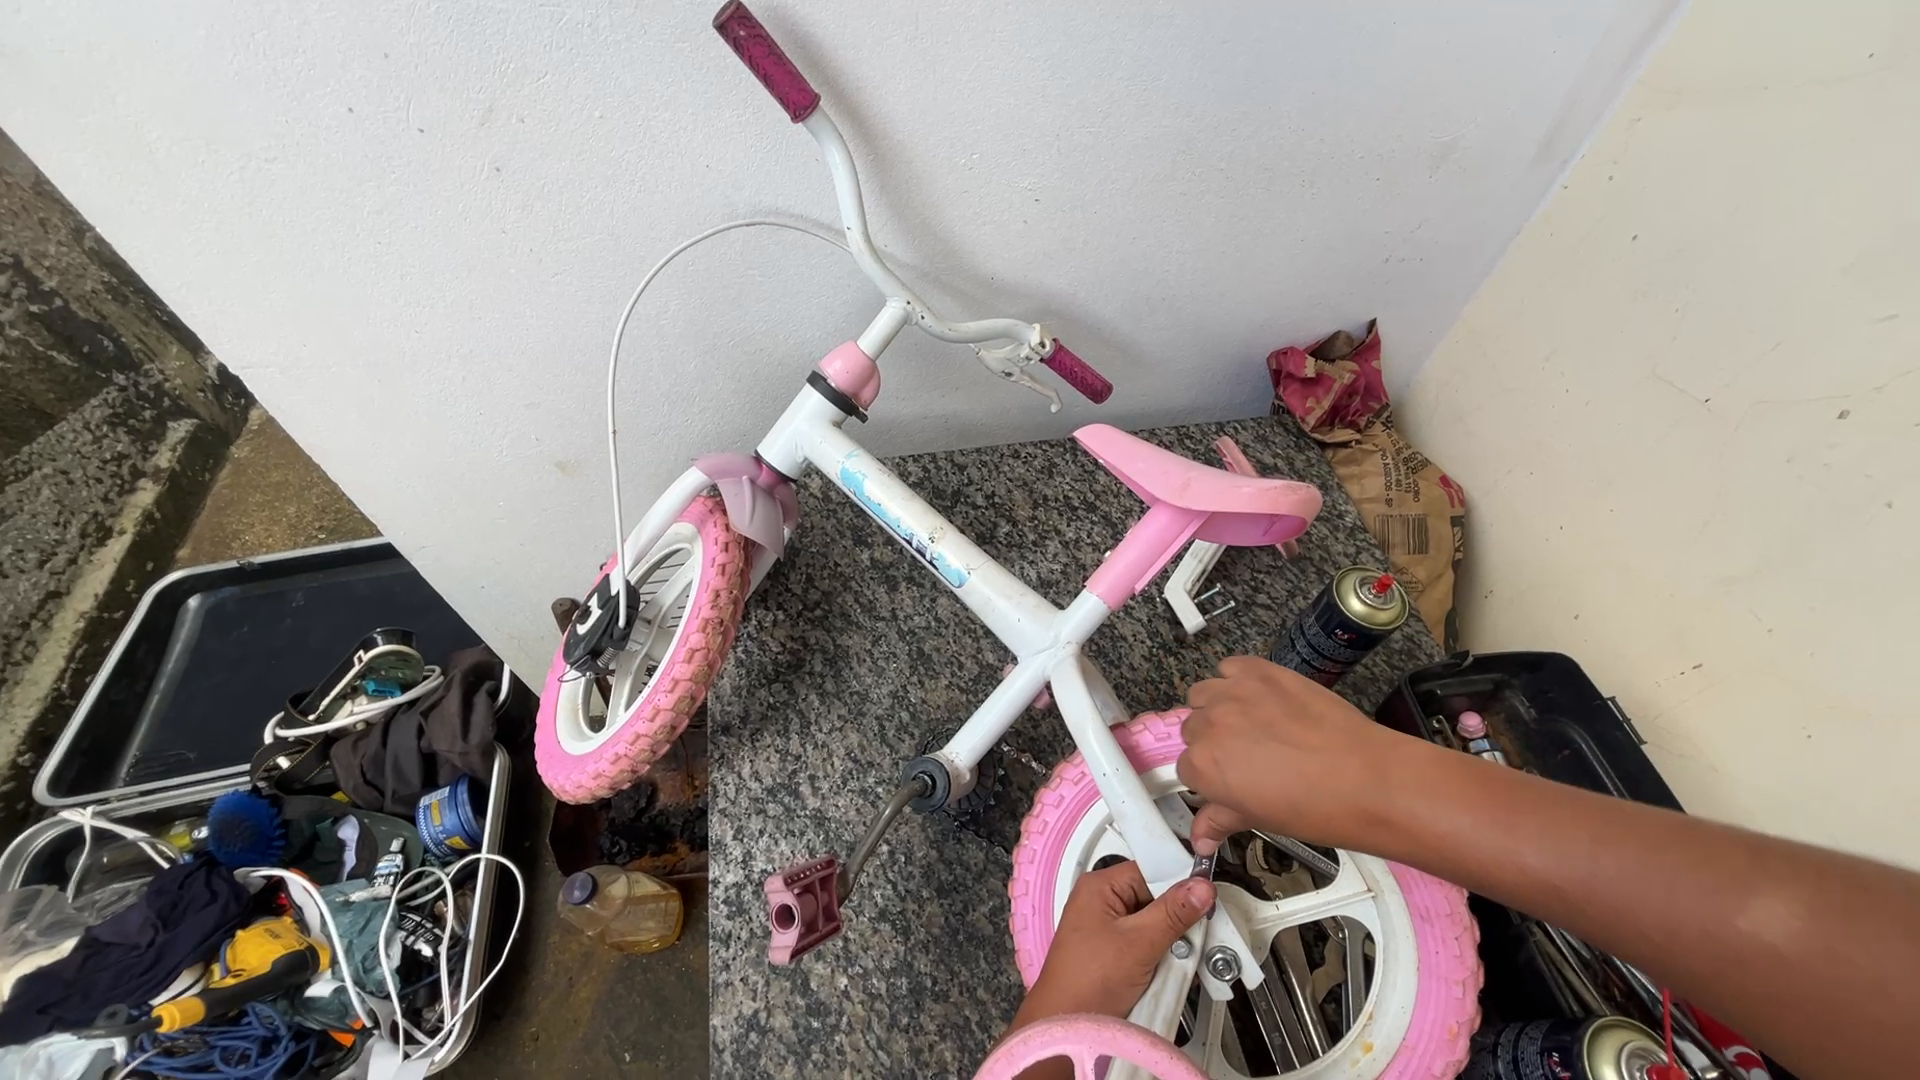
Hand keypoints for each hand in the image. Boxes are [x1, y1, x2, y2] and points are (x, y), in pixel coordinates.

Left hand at [1008, 860, 1213, 1032]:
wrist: (1068, 1028)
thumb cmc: (1086, 982)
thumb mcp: (1138, 943)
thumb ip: (1172, 914)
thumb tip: (1199, 887)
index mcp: (1100, 887)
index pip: (1149, 870)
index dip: (1179, 884)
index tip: (1206, 899)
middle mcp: (1103, 903)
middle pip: (1154, 899)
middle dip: (1177, 921)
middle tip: (1195, 938)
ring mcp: (1108, 930)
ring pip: (1154, 926)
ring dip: (1172, 944)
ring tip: (1181, 961)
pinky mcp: (1115, 955)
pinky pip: (1148, 946)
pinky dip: (1162, 959)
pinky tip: (1172, 973)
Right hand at [1179, 655, 1435, 855]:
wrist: (1367, 778)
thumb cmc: (1315, 807)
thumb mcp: (1259, 819)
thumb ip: (1219, 822)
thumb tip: (1199, 841)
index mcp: (1202, 765)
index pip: (1186, 766)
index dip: (1208, 773)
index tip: (1229, 779)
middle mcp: (1207, 725)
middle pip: (1192, 727)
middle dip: (1212, 740)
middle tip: (1246, 754)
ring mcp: (1232, 693)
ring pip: (1203, 694)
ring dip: (1217, 706)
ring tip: (1250, 722)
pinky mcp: (1258, 671)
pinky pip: (1230, 667)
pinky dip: (1237, 678)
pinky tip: (1260, 698)